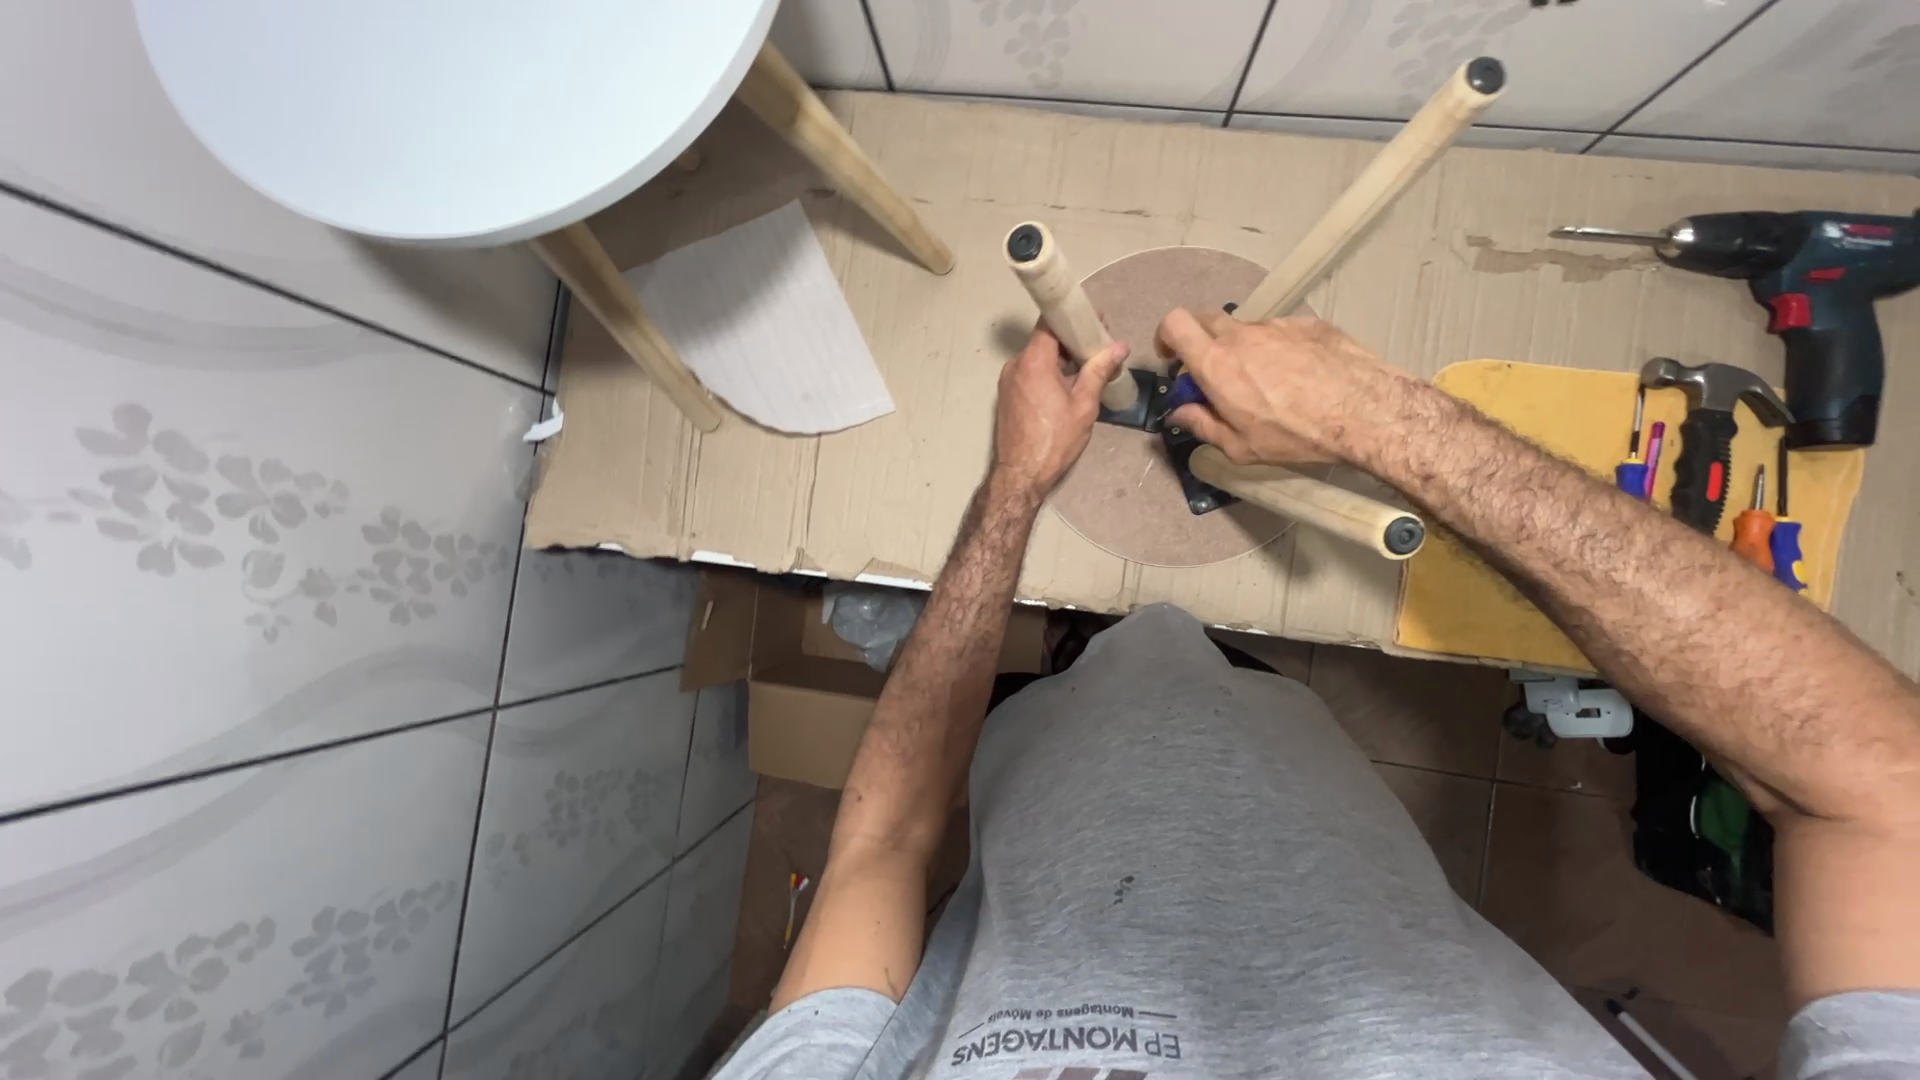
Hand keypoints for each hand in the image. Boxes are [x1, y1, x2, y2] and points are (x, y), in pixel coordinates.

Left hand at [991, 326, 1129, 502]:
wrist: (1021, 475)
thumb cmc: (1055, 441)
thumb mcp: (1084, 405)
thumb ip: (1099, 371)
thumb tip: (1119, 347)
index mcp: (1033, 361)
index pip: (1049, 322)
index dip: (1072, 318)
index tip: (1093, 322)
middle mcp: (1015, 365)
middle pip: (1044, 341)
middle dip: (1070, 342)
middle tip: (1097, 349)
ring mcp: (1007, 381)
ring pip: (1037, 359)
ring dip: (1060, 361)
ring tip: (1086, 370)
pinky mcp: (1007, 396)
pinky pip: (1029, 375)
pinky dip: (1047, 374)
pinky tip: (1066, 388)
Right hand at [1158, 309, 1396, 466]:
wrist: (1365, 412)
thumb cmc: (1295, 435)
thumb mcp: (1240, 447)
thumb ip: (1203, 425)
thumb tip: (1180, 413)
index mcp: (1217, 364)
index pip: (1175, 324)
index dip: (1166, 336)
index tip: (1172, 357)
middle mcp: (1242, 336)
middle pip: (1205, 319)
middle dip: (1200, 341)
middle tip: (1212, 372)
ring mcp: (1277, 325)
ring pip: (1245, 329)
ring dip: (1242, 348)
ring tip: (1265, 381)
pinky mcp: (1308, 324)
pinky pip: (1280, 332)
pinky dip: (1277, 349)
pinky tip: (1298, 375)